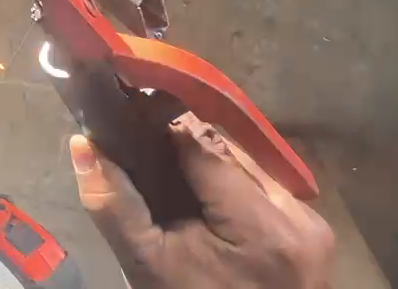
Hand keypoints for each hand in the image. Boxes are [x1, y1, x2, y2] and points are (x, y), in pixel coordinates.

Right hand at [72, 117, 334, 288]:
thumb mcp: (147, 264)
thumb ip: (113, 204)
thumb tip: (82, 143)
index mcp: (264, 227)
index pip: (200, 144)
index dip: (159, 134)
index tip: (129, 136)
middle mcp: (300, 217)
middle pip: (226, 150)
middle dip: (183, 150)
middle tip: (148, 165)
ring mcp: (314, 226)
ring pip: (245, 163)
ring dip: (207, 165)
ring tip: (173, 185)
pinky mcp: (315, 235)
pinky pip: (263, 187)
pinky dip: (231, 186)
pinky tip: (205, 203)